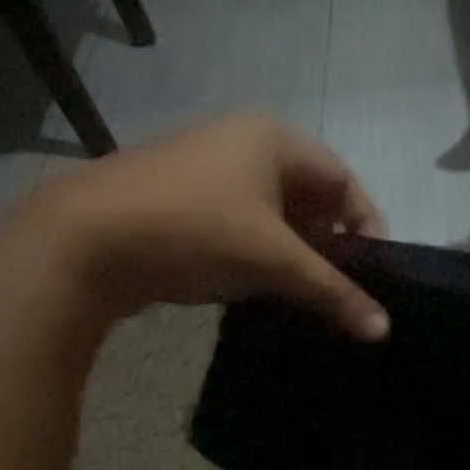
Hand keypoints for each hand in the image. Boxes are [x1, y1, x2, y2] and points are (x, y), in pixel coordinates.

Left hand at [22, 114, 390, 339]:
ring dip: (298, 259)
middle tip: (343, 296)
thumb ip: (335, 293)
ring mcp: (211, 173)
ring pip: (278, 219)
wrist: (84, 242)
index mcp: (274, 138)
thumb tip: (384, 331)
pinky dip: (263, 260)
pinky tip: (265, 294)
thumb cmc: (195, 230)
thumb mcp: (275, 262)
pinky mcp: (187, 205)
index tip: (374, 280)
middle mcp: (244, 144)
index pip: (346, 183)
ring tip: (308, 301)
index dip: (367, 230)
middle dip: (332, 249)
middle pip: (313, 200)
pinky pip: (246, 230)